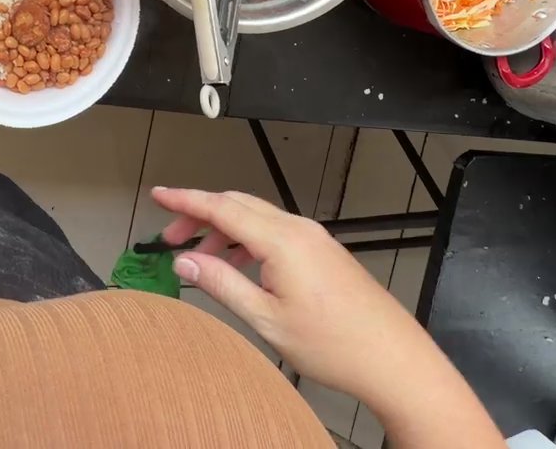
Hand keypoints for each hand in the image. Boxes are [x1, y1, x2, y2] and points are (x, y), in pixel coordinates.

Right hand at [151, 186, 432, 402]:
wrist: (397, 361)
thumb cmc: (332, 345)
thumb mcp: (267, 320)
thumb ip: (221, 284)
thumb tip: (183, 262)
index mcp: (281, 240)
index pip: (221, 207)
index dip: (185, 200)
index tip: (158, 195)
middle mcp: (296, 227)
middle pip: (236, 205)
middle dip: (200, 215)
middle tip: (171, 238)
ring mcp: (312, 236)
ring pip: (255, 216)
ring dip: (223, 229)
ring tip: (200, 258)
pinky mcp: (322, 250)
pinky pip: (274, 230)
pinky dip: (246, 239)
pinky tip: (237, 265)